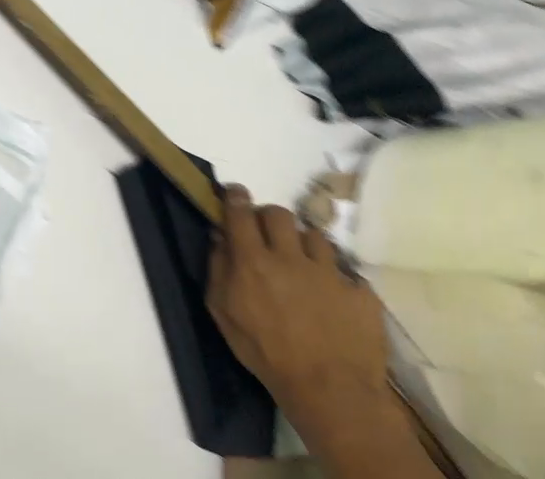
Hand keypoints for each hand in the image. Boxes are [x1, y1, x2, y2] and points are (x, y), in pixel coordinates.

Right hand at [207, 185, 391, 426]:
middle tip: (265, 231)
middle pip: (280, 215)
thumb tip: (219, 239)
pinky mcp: (362, 293)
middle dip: (268, 216)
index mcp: (253, 261)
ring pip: (315, 236)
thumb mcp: (222, 311)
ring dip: (302, 242)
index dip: (234, 197)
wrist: (330, 389)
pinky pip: (345, 272)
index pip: (240, 214)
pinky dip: (334, 277)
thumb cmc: (264, 350)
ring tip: (300, 261)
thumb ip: (217, 269)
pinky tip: (330, 295)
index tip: (233, 192)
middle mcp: (291, 258)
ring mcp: (331, 274)